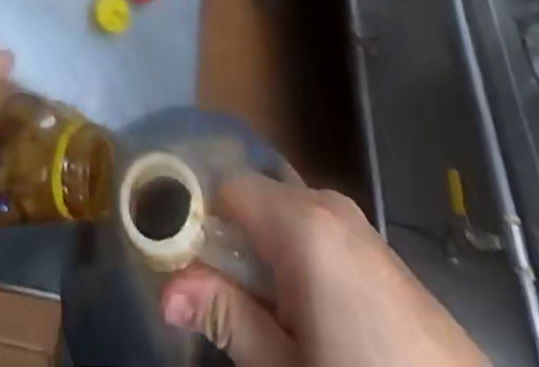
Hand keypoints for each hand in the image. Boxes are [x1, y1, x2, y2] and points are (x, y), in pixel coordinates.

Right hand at [158, 174, 486, 366]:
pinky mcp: (371, 244)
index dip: (196, 220)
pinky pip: (312, 231)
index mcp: (303, 223)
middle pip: (255, 199)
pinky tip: (295, 309)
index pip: (227, 188)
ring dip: (258, 252)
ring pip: (283, 216)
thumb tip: (167, 291)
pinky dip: (290, 256)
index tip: (175, 261)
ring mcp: (355, 222)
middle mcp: (328, 205)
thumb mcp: (285, 364)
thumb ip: (226, 318)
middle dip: (226, 241)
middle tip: (209, 298)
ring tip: (253, 312)